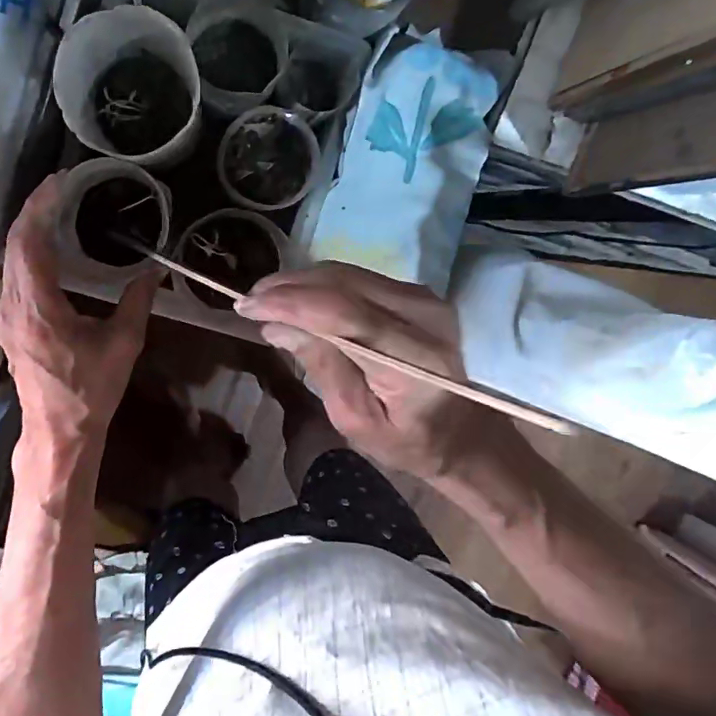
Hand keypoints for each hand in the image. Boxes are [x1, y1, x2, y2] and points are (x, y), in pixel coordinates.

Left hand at [0, 172, 161, 477]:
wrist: (59, 433)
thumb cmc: (91, 391)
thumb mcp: (123, 344)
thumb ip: (138, 301)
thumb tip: (155, 270)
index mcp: (37, 308)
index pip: (28, 243)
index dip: (39, 207)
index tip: (59, 182)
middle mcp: (13, 307)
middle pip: (14, 245)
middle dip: (34, 210)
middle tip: (61, 186)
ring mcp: (5, 317)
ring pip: (10, 260)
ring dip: (29, 229)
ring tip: (57, 207)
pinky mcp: (8, 325)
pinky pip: (13, 275)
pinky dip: (28, 251)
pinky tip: (49, 245)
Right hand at [236, 262, 488, 480]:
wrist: (468, 433)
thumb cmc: (412, 442)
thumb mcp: (357, 422)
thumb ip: (322, 368)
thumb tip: (277, 326)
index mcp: (415, 359)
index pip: (344, 314)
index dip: (290, 303)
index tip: (246, 306)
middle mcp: (424, 315)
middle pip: (342, 283)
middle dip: (287, 286)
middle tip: (247, 300)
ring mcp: (424, 297)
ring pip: (347, 273)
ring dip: (300, 281)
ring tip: (263, 298)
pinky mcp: (417, 291)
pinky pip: (358, 277)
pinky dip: (321, 284)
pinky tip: (295, 296)